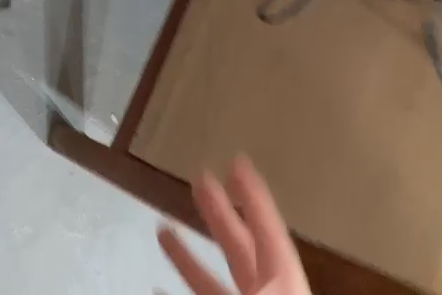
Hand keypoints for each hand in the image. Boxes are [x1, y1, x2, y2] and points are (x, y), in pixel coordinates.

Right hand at [158, 156, 310, 294]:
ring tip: (162, 228)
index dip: (253, 194)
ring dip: (188, 254)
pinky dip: (181, 286)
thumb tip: (207, 248)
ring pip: (215, 278)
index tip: (237, 158)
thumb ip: (239, 260)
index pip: (267, 228)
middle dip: (219, 211)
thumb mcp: (270, 289)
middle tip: (200, 176)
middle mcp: (268, 289)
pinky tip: (157, 283)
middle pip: (241, 246)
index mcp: (284, 279)